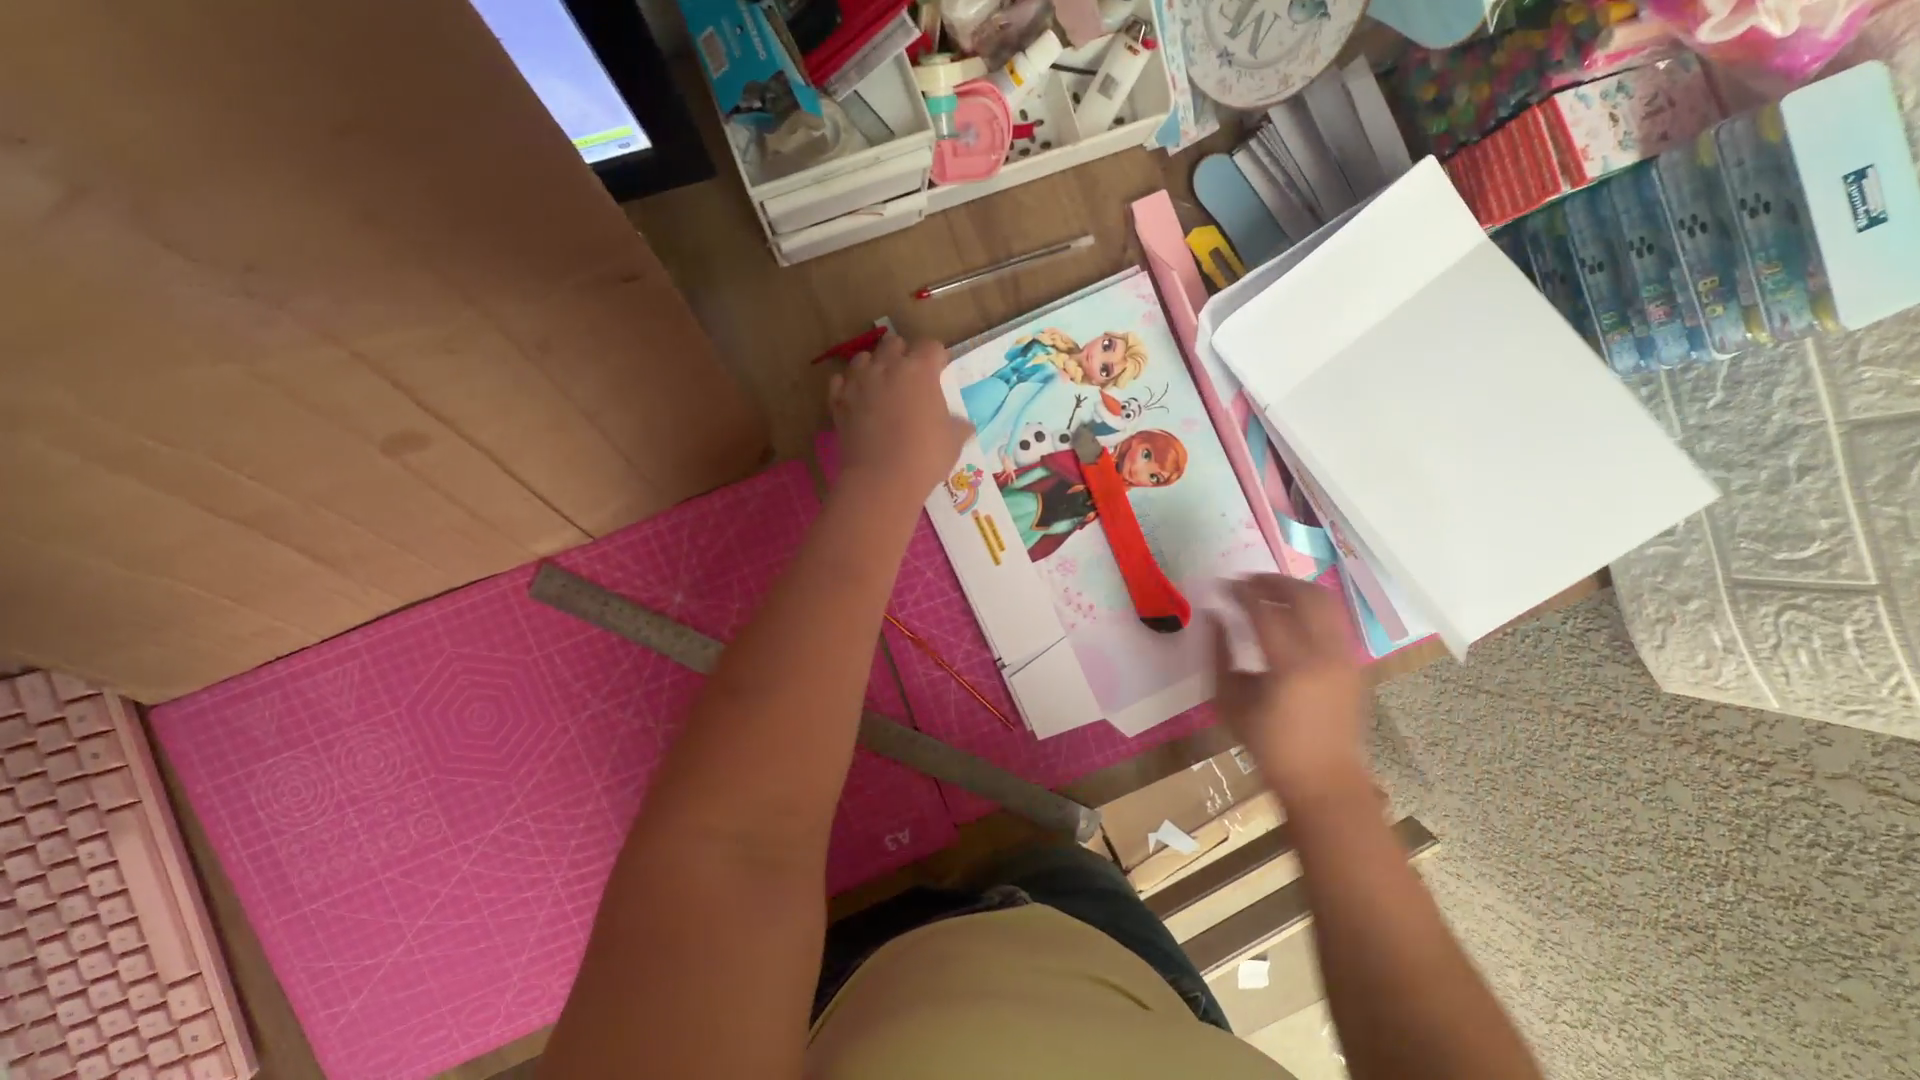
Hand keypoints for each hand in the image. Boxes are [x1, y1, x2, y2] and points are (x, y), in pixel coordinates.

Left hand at [830, 334, 970, 498]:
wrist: (881, 479)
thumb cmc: (925, 456)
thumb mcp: (954, 441)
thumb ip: (958, 425)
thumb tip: (964, 426)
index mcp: (920, 370)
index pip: (931, 346)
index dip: (937, 357)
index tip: (941, 370)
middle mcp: (887, 367)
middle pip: (894, 343)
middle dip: (903, 354)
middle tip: (909, 376)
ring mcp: (858, 382)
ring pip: (863, 358)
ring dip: (873, 366)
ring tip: (880, 385)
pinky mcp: (838, 401)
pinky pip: (840, 381)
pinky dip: (847, 385)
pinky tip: (856, 399)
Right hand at [1214, 575, 1371, 804]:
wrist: (1324, 781)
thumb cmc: (1270, 748)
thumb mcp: (1230, 704)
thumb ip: (1219, 654)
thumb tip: (1214, 617)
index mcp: (1290, 665)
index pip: (1264, 609)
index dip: (1241, 591)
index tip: (1223, 586)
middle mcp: (1324, 653)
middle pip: (1303, 594)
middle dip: (1272, 581)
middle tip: (1248, 582)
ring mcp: (1346, 657)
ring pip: (1327, 602)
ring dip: (1296, 589)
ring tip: (1271, 592)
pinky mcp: (1355, 664)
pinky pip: (1335, 620)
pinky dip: (1312, 608)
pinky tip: (1293, 616)